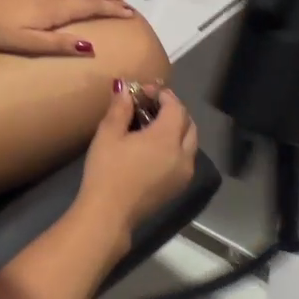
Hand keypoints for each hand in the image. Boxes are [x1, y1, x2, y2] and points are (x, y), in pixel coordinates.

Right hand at [75, 86, 197, 231]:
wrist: (112, 210)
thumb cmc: (107, 168)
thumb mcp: (108, 134)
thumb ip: (120, 109)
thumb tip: (125, 88)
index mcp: (166, 140)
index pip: (176, 109)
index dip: (163, 94)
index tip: (143, 89)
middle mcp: (184, 156)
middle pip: (189, 124)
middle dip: (173, 109)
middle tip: (148, 102)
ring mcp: (185, 173)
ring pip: (190, 142)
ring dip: (176, 126)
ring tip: (150, 121)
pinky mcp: (180, 185)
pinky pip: (186, 156)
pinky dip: (175, 143)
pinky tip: (152, 144)